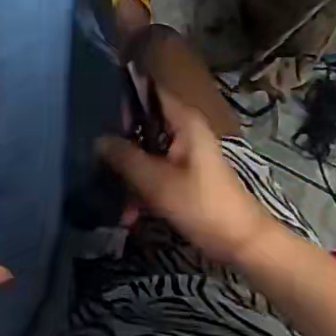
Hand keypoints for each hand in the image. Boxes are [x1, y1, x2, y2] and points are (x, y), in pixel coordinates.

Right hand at [96, 91, 280, 265]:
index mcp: (184, 121)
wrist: (242, 244)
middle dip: (120, 144)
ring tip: (112, 199)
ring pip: (147, 152)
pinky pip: (156, 173)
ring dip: (129, 176)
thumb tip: (98, 139)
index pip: (149, 92)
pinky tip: (129, 214)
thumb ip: (125, 157)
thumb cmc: (202, 205)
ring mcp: (185, 154)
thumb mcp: (157, 182)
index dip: (123, 96)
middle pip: (144, 125)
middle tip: (93, 158)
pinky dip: (142, 189)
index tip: (94, 107)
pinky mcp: (185, 177)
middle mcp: (185, 131)